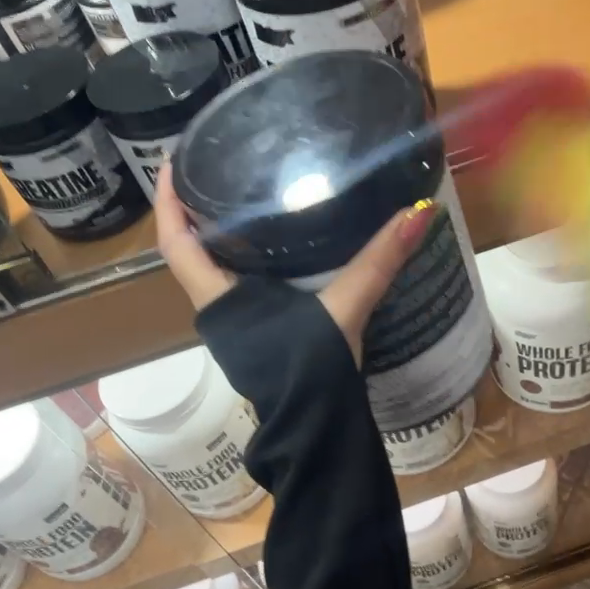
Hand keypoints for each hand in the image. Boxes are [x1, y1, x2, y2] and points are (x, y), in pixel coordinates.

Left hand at [155, 166, 436, 365]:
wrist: (316, 430)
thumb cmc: (311, 372)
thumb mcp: (343, 310)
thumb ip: (378, 262)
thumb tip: (419, 212)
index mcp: (219, 297)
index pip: (175, 241)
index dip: (170, 200)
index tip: (177, 158)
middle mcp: (219, 308)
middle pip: (194, 249)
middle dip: (202, 208)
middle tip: (226, 163)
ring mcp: (238, 324)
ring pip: (220, 268)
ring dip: (228, 234)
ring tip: (255, 192)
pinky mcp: (261, 334)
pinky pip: (246, 285)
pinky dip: (256, 258)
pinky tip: (287, 243)